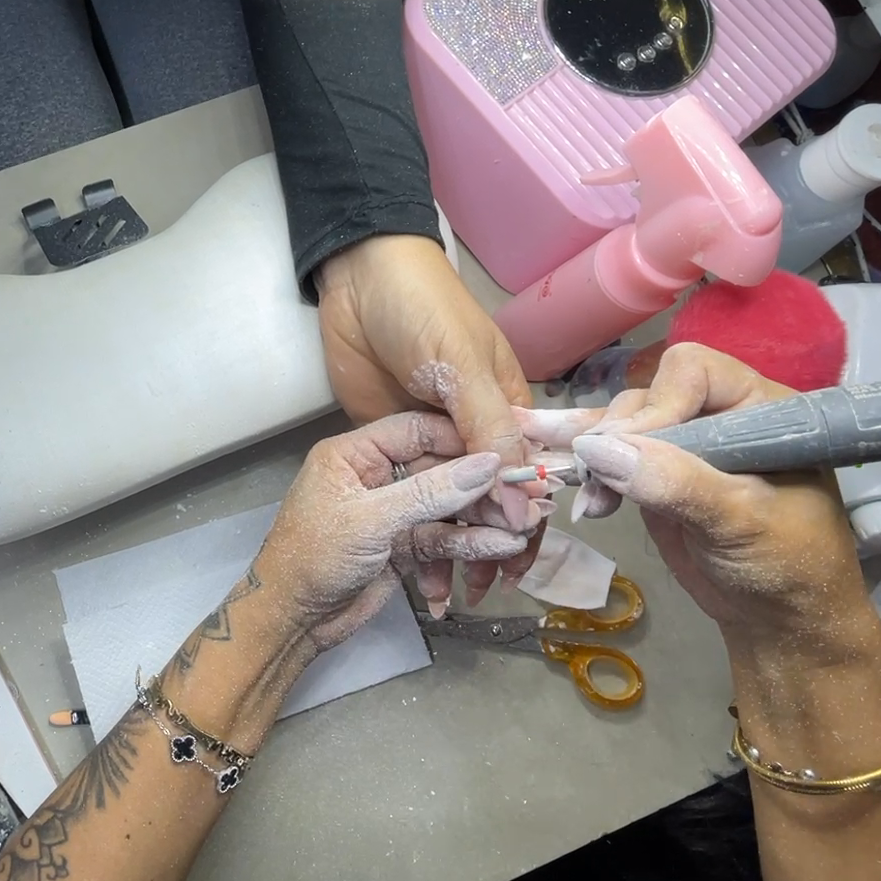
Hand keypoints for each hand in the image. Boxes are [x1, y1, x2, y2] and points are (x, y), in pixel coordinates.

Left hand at [254, 412, 530, 651]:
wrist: (291, 619)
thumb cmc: (316, 557)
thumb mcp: (371, 520)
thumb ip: (431, 492)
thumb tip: (490, 465)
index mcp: (355, 453)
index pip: (419, 430)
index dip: (464, 440)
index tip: (508, 453)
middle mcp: (376, 475)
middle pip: (440, 469)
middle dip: (481, 487)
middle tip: (527, 500)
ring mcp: (391, 512)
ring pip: (446, 506)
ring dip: (481, 519)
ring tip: (522, 530)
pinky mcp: (402, 545)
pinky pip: (441, 537)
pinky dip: (467, 544)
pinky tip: (499, 549)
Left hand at [315, 235, 539, 603]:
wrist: (353, 286)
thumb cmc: (417, 315)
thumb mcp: (459, 371)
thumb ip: (492, 431)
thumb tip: (527, 501)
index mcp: (500, 407)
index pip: (522, 472)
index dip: (524, 514)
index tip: (520, 558)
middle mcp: (468, 431)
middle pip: (486, 498)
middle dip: (492, 542)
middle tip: (492, 587)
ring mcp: (427, 446)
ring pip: (449, 508)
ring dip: (458, 549)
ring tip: (458, 594)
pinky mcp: (391, 456)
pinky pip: (412, 505)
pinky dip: (421, 539)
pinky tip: (423, 576)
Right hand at [515, 344, 871, 643]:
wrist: (777, 618)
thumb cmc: (786, 566)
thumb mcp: (739, 523)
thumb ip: (675, 482)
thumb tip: (596, 448)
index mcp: (760, 410)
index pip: (692, 374)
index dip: (657, 405)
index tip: (635, 453)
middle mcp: (717, 416)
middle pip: (645, 397)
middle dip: (615, 437)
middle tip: (597, 480)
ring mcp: (681, 445)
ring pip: (618, 425)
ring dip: (590, 455)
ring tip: (581, 490)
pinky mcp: (652, 472)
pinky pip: (607, 455)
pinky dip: (582, 466)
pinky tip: (556, 470)